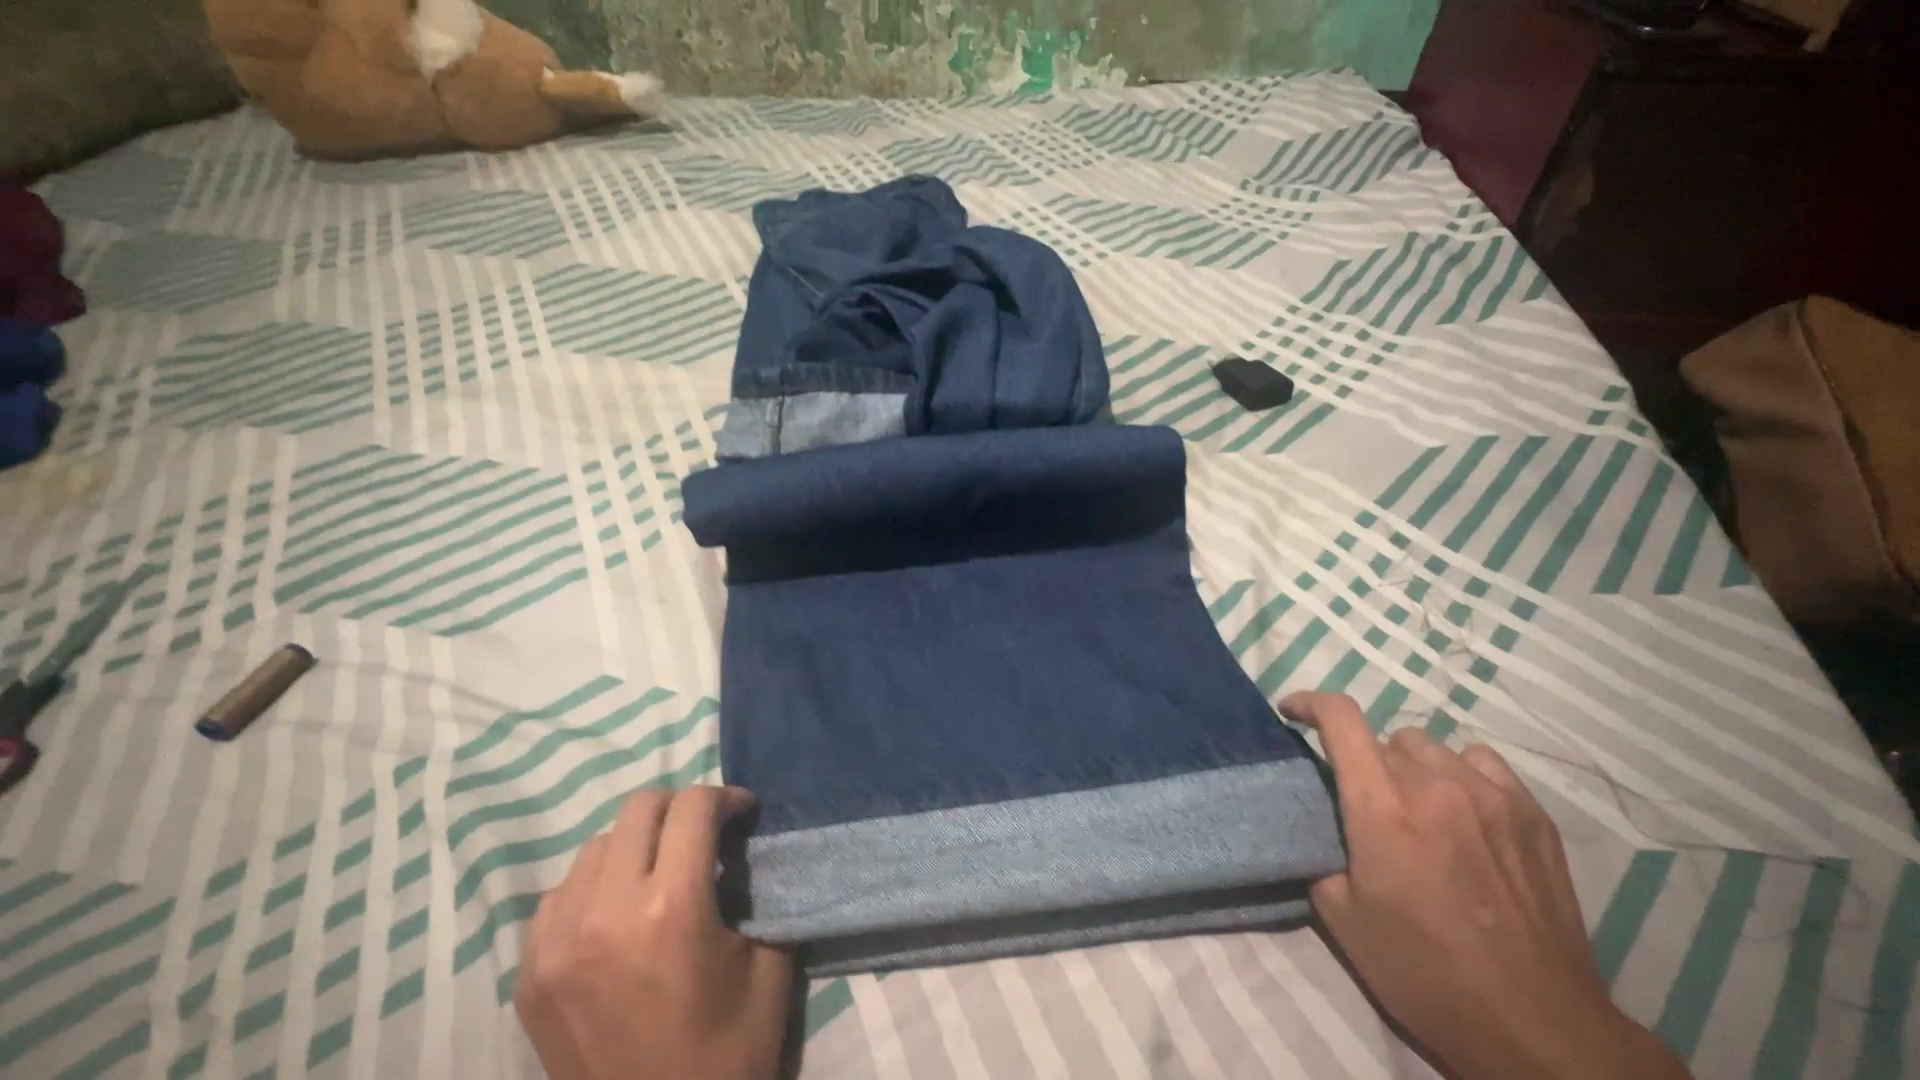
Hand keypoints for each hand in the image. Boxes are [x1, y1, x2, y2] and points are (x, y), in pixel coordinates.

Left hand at [515, 786, 792, 1079]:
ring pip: (594, 847)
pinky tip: (616, 917)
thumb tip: (739, 849)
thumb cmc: (728, 1050)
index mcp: (672, 908)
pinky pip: (558, 895)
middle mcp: (605, 911)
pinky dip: (593, 888)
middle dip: (680, 810)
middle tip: (704, 838)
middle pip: (637, 810)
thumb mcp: (769, 965)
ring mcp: (556, 942)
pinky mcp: (530, 972)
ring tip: (658, 877)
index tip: (743, 814)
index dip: (725, 798)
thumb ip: (756, 894)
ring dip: (635, 847)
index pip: (692, 809)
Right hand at [1282, 692, 1689, 1079]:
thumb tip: (1324, 827)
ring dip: (1413, 769)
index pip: (1341, 720)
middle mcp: (1437, 785)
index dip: (1309, 703)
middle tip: (1366, 807)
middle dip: (1366, 763)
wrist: (1532, 1022)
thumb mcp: (1343, 918)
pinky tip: (1464, 816)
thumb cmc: (1423, 973)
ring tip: (1417, 812)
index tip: (1292, 713)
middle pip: (1386, 738)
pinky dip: (1460, 776)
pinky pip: (1483, 765)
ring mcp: (1492, 795)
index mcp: (1382, 808)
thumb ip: (1323, 853)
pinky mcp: (1533, 815)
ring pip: (1434, 748)